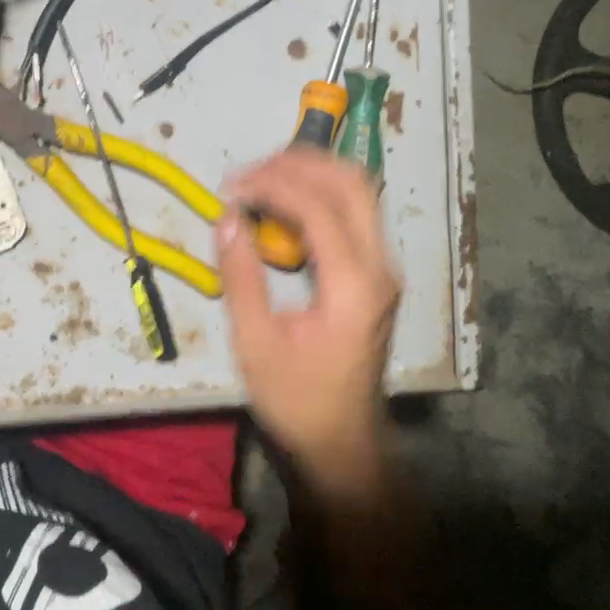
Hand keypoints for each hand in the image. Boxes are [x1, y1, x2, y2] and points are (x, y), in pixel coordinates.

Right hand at [217, 149, 400, 489]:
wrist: (342, 445)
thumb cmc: (295, 400)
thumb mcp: (255, 342)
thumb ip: (240, 275)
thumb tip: (227, 216)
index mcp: (354, 285)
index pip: (318, 206)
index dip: (271, 184)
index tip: (229, 188)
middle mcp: (379, 267)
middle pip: (352, 183)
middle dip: (299, 164)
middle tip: (249, 171)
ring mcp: (383, 269)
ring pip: (359, 191)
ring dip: (312, 173)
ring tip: (262, 178)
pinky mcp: (375, 274)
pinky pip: (354, 212)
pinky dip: (319, 193)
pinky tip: (283, 202)